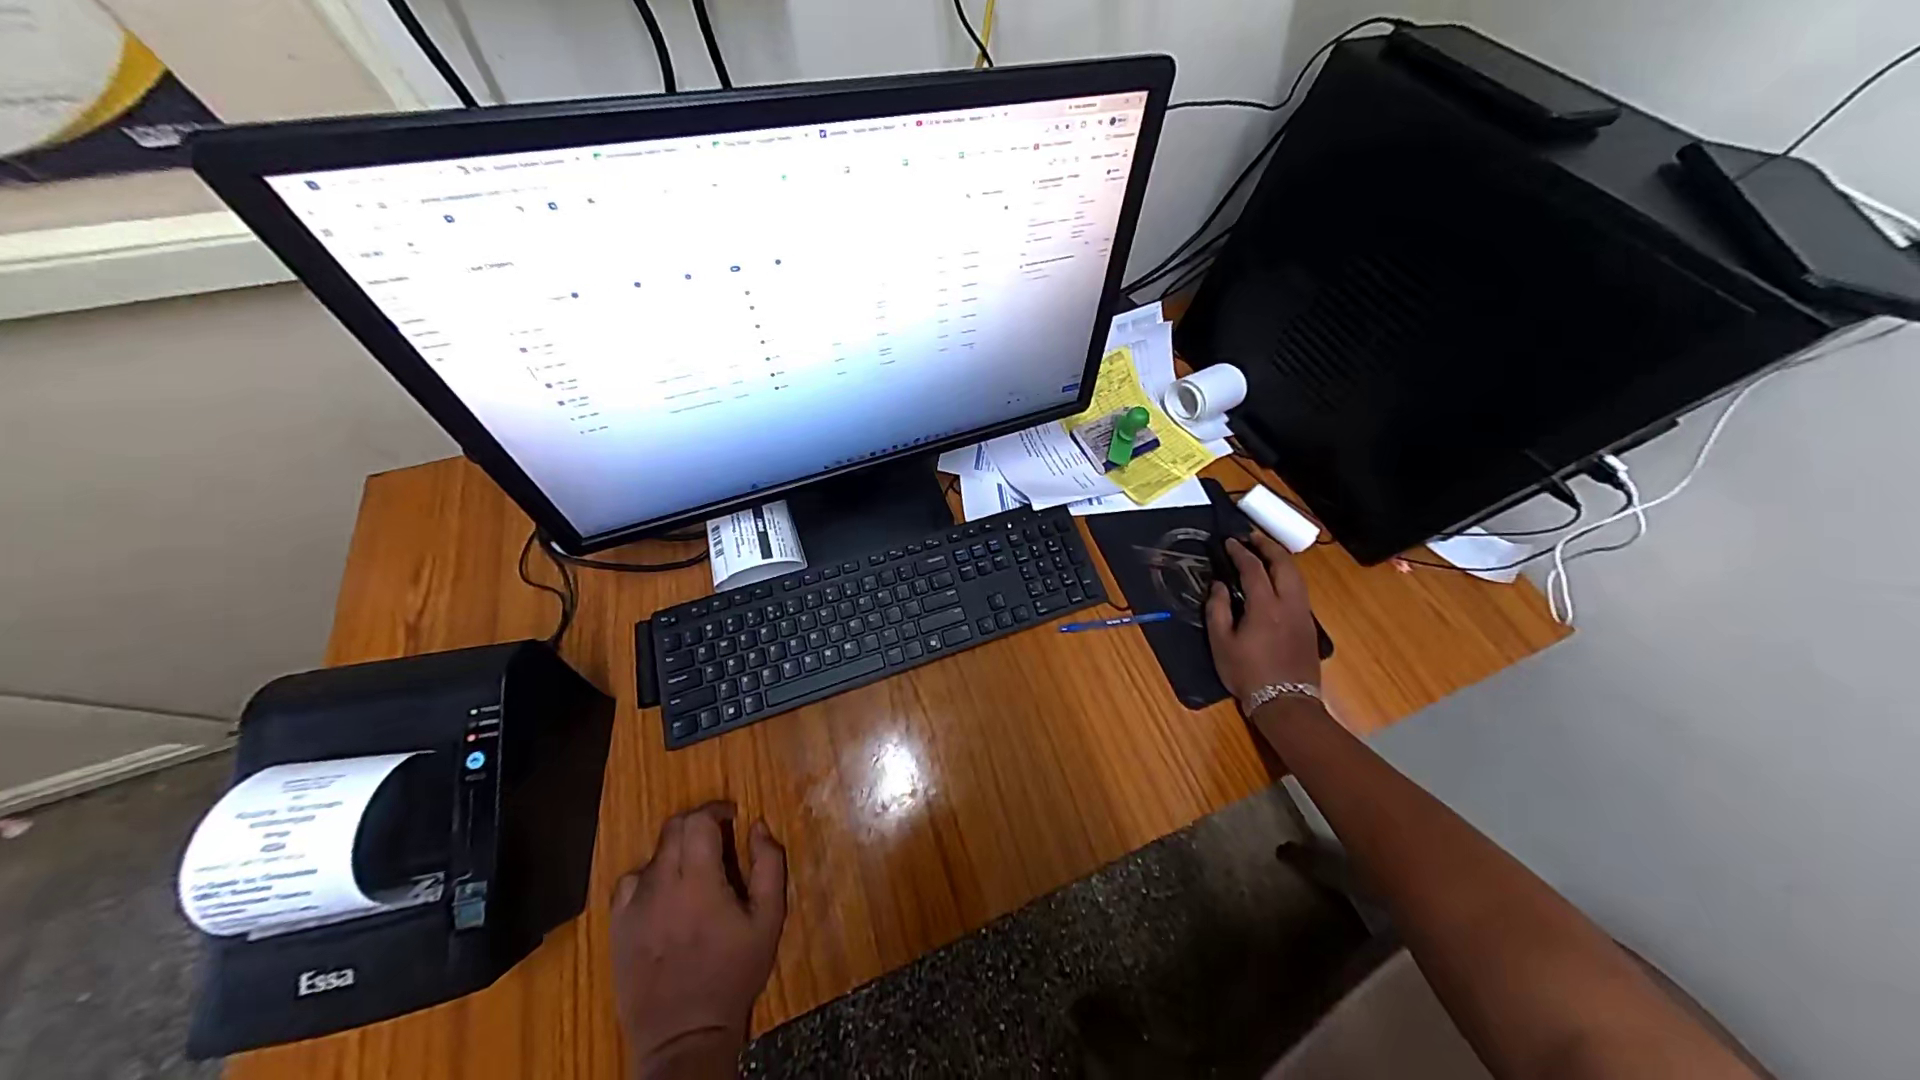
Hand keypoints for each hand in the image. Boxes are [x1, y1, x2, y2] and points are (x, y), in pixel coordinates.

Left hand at [611, 802, 786, 1079]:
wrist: (684, 1033)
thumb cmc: (734, 974)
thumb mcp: (768, 920)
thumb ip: (769, 865)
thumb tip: (758, 825)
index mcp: (700, 881)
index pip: (698, 821)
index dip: (715, 809)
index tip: (732, 816)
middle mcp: (661, 885)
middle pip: (673, 829)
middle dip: (697, 823)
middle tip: (718, 837)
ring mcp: (634, 906)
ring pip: (653, 854)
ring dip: (676, 850)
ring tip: (695, 870)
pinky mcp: (617, 926)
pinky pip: (629, 883)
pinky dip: (649, 876)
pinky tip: (664, 893)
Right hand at [1206, 533, 1320, 705]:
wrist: (1286, 702)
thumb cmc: (1247, 673)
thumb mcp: (1221, 643)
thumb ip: (1217, 609)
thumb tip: (1219, 585)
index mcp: (1265, 606)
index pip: (1253, 568)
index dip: (1240, 552)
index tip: (1229, 542)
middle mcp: (1289, 604)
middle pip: (1284, 564)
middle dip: (1268, 546)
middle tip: (1252, 537)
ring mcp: (1303, 614)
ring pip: (1297, 576)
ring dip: (1281, 559)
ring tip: (1265, 552)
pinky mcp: (1309, 625)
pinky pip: (1300, 590)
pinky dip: (1287, 575)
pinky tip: (1276, 580)